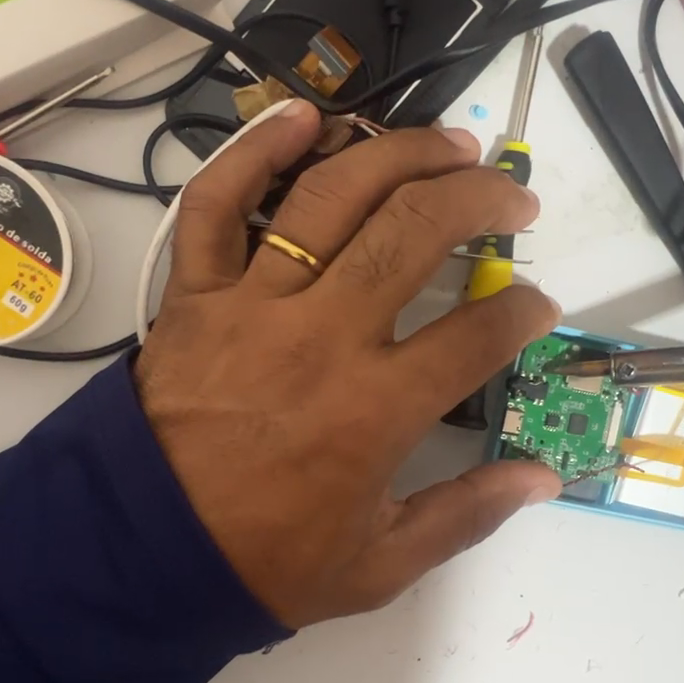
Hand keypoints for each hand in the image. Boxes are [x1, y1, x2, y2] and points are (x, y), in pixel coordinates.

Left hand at [135, 102, 561, 628]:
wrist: (140, 554)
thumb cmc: (264, 564)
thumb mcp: (379, 565)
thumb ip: (466, 516)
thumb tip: (543, 480)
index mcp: (376, 410)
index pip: (478, 335)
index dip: (525, 312)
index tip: (536, 306)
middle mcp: (323, 337)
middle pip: (416, 232)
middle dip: (481, 199)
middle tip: (511, 195)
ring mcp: (253, 305)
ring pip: (333, 197)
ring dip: (401, 155)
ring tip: (449, 144)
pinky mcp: (194, 295)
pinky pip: (218, 205)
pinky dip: (255, 151)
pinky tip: (305, 117)